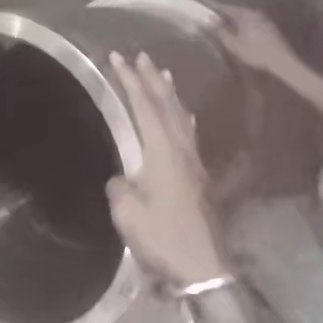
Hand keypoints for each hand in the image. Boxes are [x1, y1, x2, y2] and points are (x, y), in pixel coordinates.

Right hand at [106, 52, 227, 285]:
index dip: (131, 81)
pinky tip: (185, 117)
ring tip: (164, 73)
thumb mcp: (129, 215)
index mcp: (163, 154)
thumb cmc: (163, 239)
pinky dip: (182, 117)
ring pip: (182, 118)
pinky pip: (189, 135)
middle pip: (167, 106)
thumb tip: (121, 178)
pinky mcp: (200, 178)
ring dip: (170, 94)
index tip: (118, 58)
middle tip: (141, 55)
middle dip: (152, 79)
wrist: (204, 268)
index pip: (145, 108)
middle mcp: (182, 151)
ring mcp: (195, 164)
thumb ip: (120, 188)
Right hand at [195, 0, 302, 78]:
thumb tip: (206, 19)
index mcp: (243, 14)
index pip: (221, 5)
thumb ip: (219, 31)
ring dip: (228, 18)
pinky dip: (237, 23)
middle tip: (205, 11)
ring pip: (239, 15)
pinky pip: (247, 21)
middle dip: (217, 10)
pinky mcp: (266, 27)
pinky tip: (235, 31)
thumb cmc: (256, 53)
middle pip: (230, 9)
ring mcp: (261, 18)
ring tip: (217, 22)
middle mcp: (252, 12)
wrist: (282, 62)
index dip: (207, 0)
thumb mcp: (234, 44)